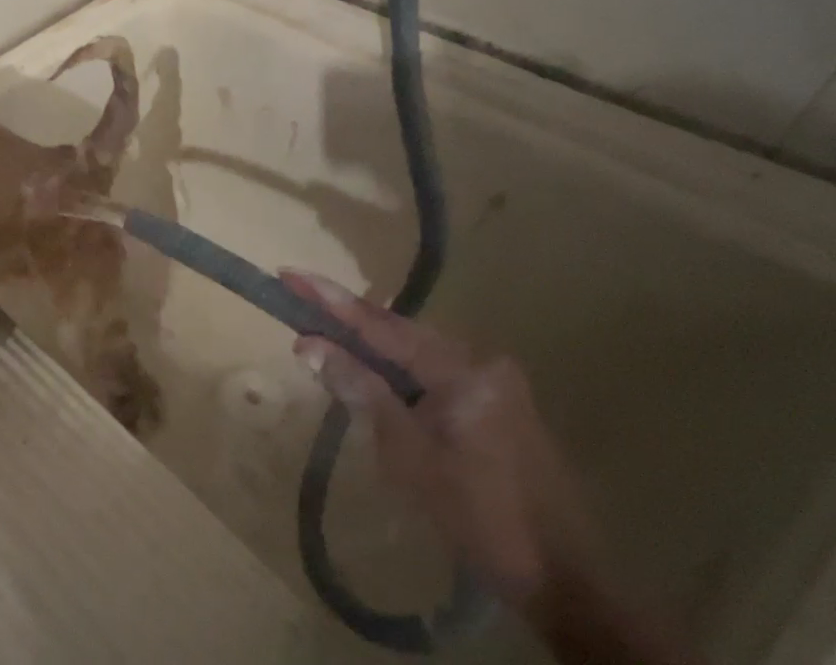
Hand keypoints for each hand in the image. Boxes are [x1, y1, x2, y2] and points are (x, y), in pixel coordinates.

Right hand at [283, 272, 600, 609]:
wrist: (559, 574)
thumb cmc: (475, 511)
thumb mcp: (405, 451)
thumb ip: (360, 390)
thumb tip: (309, 343)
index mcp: (463, 371)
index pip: (382, 326)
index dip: (330, 301)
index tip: (289, 275)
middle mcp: (482, 364)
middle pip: (401, 330)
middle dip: (347, 316)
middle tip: (298, 300)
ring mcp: (494, 385)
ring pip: (416, 351)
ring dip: (368, 343)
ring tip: (321, 331)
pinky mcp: (495, 407)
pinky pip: (432, 371)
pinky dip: (394, 367)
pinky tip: (367, 370)